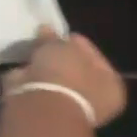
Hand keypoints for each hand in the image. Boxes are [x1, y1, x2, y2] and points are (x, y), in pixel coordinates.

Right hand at [2, 26, 125, 127]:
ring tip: (32, 50)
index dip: (76, 42)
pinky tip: (25, 64)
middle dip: (60, 54)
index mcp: (112, 83)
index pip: (94, 55)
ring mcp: (72, 103)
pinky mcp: (49, 106)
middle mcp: (96, 96)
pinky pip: (42, 84)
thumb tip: (47, 29)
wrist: (43, 103)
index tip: (60, 34)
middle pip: (76, 67)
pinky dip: (34, 75)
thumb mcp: (62, 45)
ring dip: (46, 65)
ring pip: (58, 76)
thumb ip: (56, 37)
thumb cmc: (64, 72)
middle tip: (44, 40)